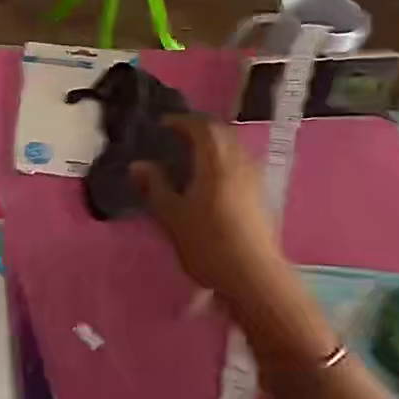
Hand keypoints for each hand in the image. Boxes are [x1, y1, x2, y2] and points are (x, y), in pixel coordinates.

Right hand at [131, 115, 291, 298]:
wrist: (253, 276)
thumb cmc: (207, 243)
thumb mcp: (171, 216)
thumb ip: (154, 186)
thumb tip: (138, 165)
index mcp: (216, 160)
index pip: (200, 126)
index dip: (180, 121)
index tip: (161, 126)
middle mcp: (239, 160)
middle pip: (220, 132)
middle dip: (197, 130)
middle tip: (175, 139)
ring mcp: (254, 177)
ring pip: (232, 147)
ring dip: (212, 145)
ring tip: (190, 158)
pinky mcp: (261, 194)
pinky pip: (239, 163)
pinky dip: (222, 161)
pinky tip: (211, 180)